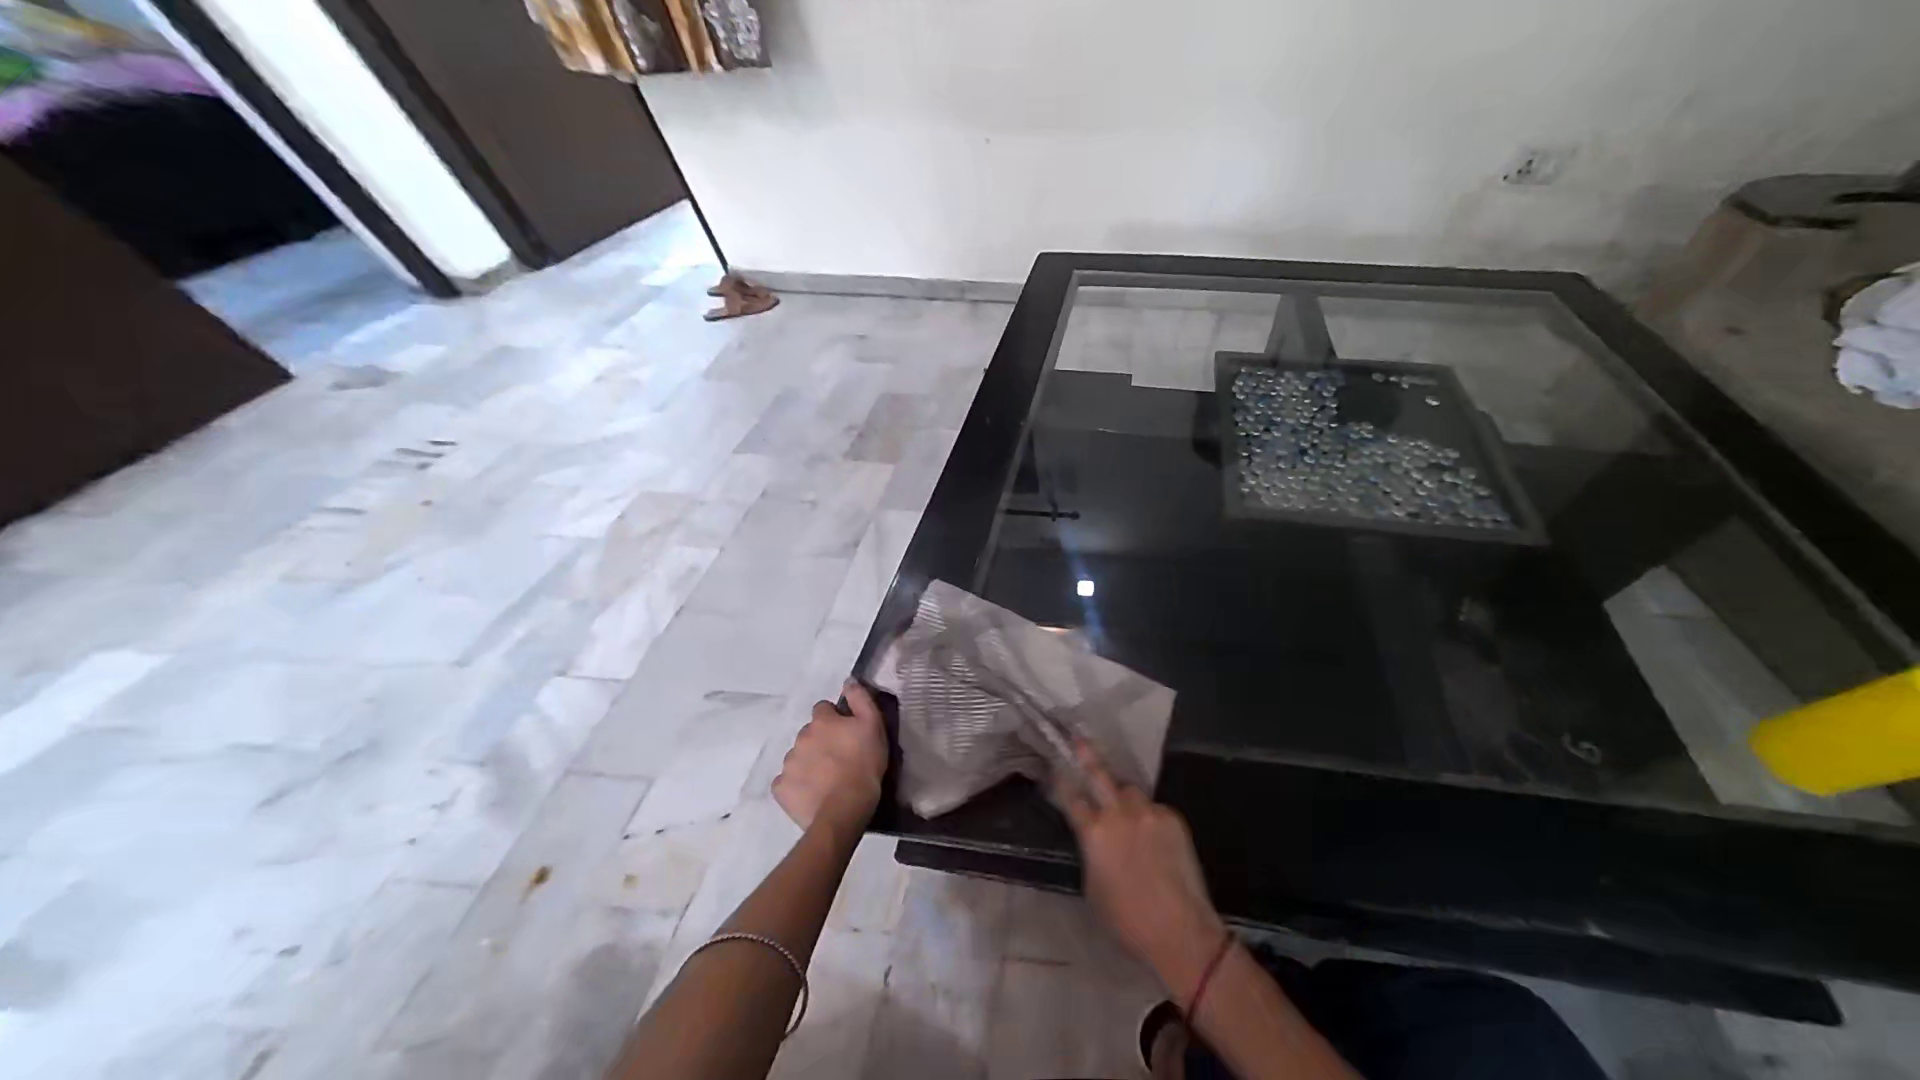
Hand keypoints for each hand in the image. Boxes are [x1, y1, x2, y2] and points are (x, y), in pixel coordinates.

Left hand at [773, 680, 888, 834]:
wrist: (844, 809)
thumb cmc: (864, 765)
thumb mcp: (874, 726)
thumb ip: (861, 699)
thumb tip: (849, 681)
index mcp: (821, 722)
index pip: (823, 709)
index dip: (835, 719)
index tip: (846, 734)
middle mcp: (800, 737)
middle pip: (809, 733)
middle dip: (820, 741)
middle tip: (839, 758)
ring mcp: (788, 763)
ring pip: (798, 756)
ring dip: (809, 762)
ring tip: (827, 779)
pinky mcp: (781, 788)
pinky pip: (786, 781)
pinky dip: (797, 784)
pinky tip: (812, 793)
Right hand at [1056, 743, 1228, 996]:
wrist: (1180, 930)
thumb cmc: (1126, 919)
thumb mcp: (1093, 886)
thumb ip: (1091, 852)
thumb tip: (1095, 839)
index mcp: (1093, 833)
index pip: (1072, 798)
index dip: (1062, 783)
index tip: (1056, 768)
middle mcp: (1119, 815)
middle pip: (1100, 776)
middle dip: (1087, 756)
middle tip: (1079, 739)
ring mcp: (1149, 813)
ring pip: (1131, 792)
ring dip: (1124, 797)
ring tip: (1126, 812)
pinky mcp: (1173, 819)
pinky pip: (1154, 809)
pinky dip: (1149, 818)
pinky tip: (1153, 838)